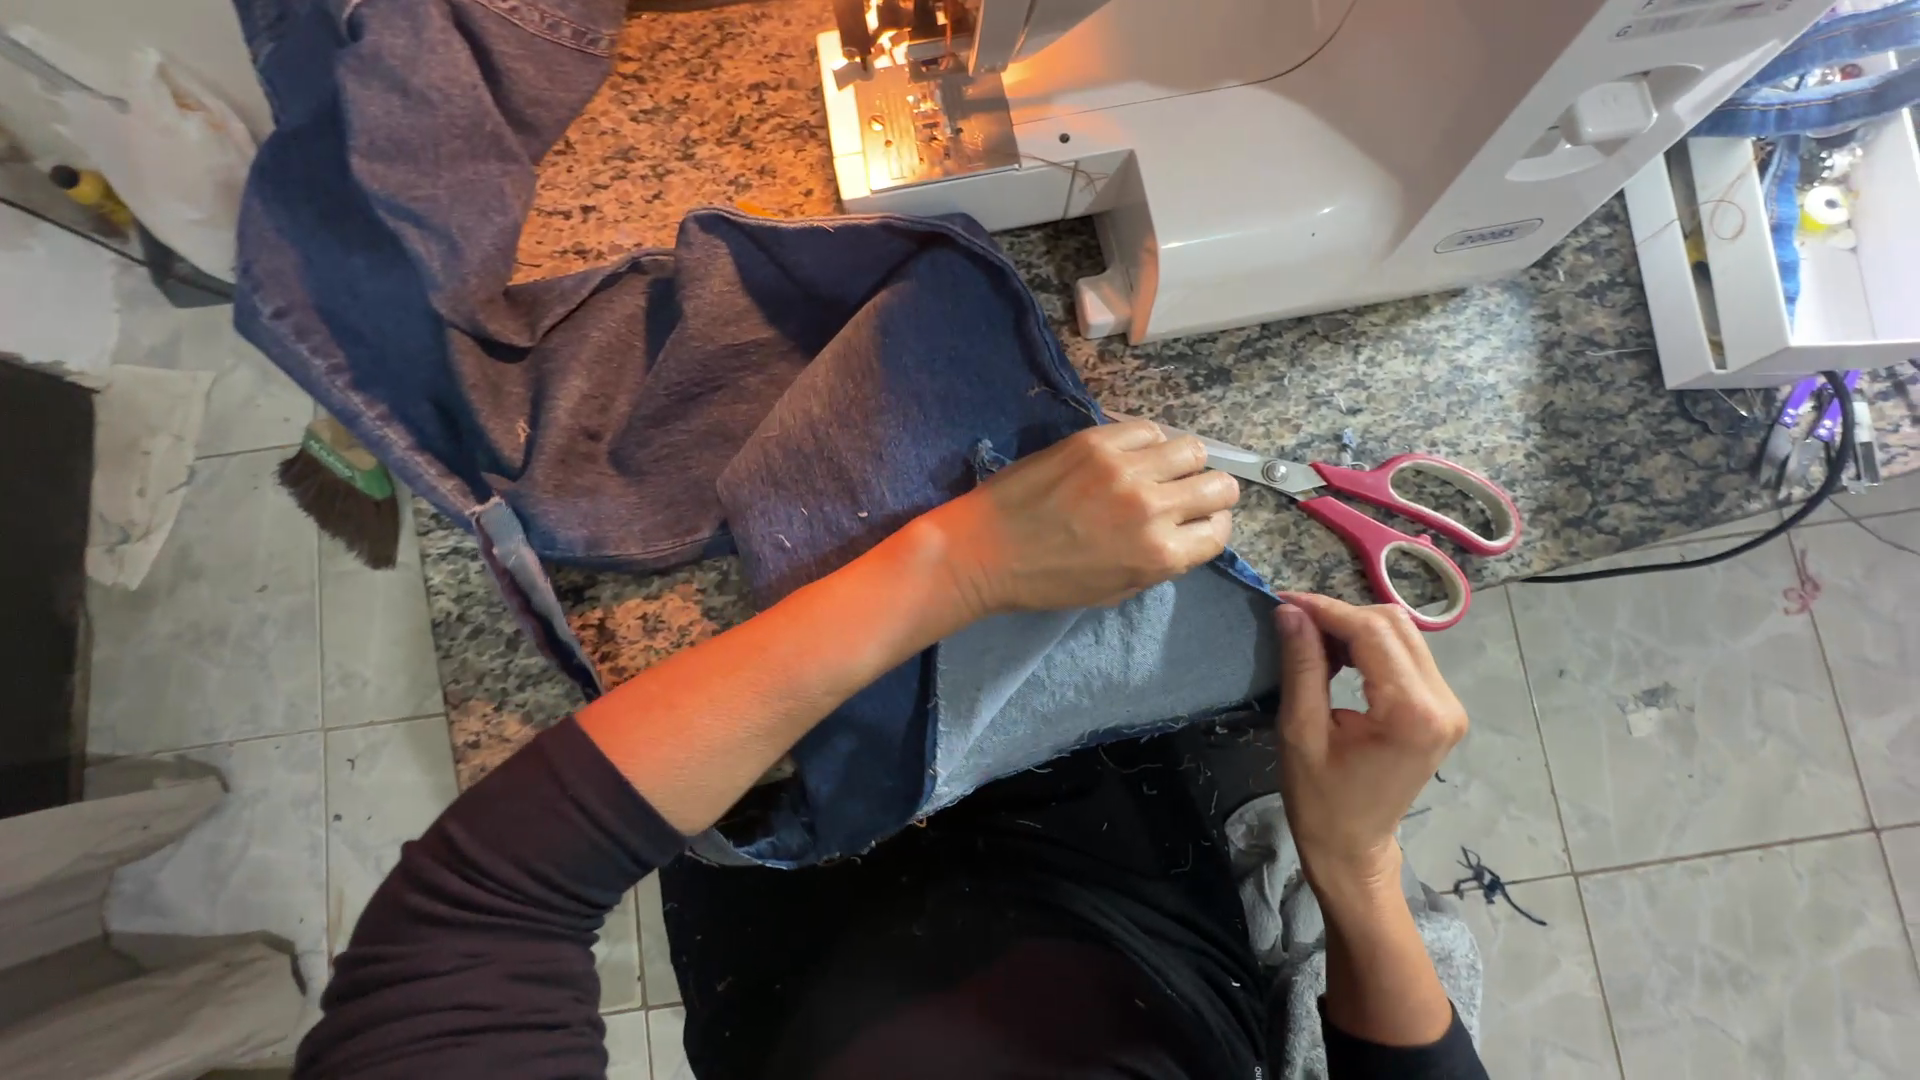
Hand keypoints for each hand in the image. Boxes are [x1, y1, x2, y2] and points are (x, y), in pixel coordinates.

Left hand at [917, 419, 1238, 617]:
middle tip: (1183, 494)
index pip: (1219, 531)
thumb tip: (1183, 534)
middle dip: (1209, 492)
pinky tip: (1127, 454)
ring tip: (1155, 469)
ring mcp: (1125, 469)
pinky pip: (1146, 428)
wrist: (987, 551)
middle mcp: (1153, 509)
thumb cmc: (1046, 582)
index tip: (1195, 522)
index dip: (1210, 526)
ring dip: (1181, 461)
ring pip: (1190, 448)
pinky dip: (1146, 441)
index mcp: (1159, 555)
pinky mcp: (1096, 441)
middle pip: (1219, 485)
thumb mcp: (1114, 591)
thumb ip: (1158, 563)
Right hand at [1273, 593, 1467, 898]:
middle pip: (1393, 624)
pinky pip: (1406, 654)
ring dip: (1354, 627)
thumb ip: (1302, 665)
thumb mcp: (1300, 730)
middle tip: (1293, 623)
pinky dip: (1369, 645)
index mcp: (1411, 713)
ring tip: (1311, 641)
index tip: (1283, 601)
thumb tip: (1290, 611)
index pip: (1371, 632)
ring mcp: (1448, 706)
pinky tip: (1338, 658)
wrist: (1352, 845)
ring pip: (1402, 633)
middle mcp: (1443, 703)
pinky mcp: (1442, 709)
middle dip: (1340, 615)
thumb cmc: (1319, 798)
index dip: (1325, 609)